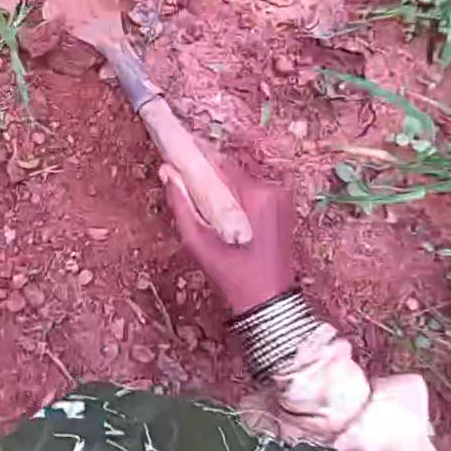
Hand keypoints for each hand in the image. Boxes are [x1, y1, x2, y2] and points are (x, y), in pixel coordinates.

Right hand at [160, 161, 294, 315]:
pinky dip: (236, 195)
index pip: (220, 163)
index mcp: (255, 194)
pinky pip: (254, 192)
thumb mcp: (197, 241)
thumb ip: (181, 204)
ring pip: (242, 181)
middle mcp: (272, 189)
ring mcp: (281, 198)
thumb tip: (166, 172)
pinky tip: (222, 208)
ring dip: (223, 185)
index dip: (197, 156)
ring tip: (201, 195)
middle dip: (209, 174)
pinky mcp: (283, 207)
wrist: (268, 300)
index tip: (178, 150)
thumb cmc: (231, 274)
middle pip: (232, 171)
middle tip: (185, 177)